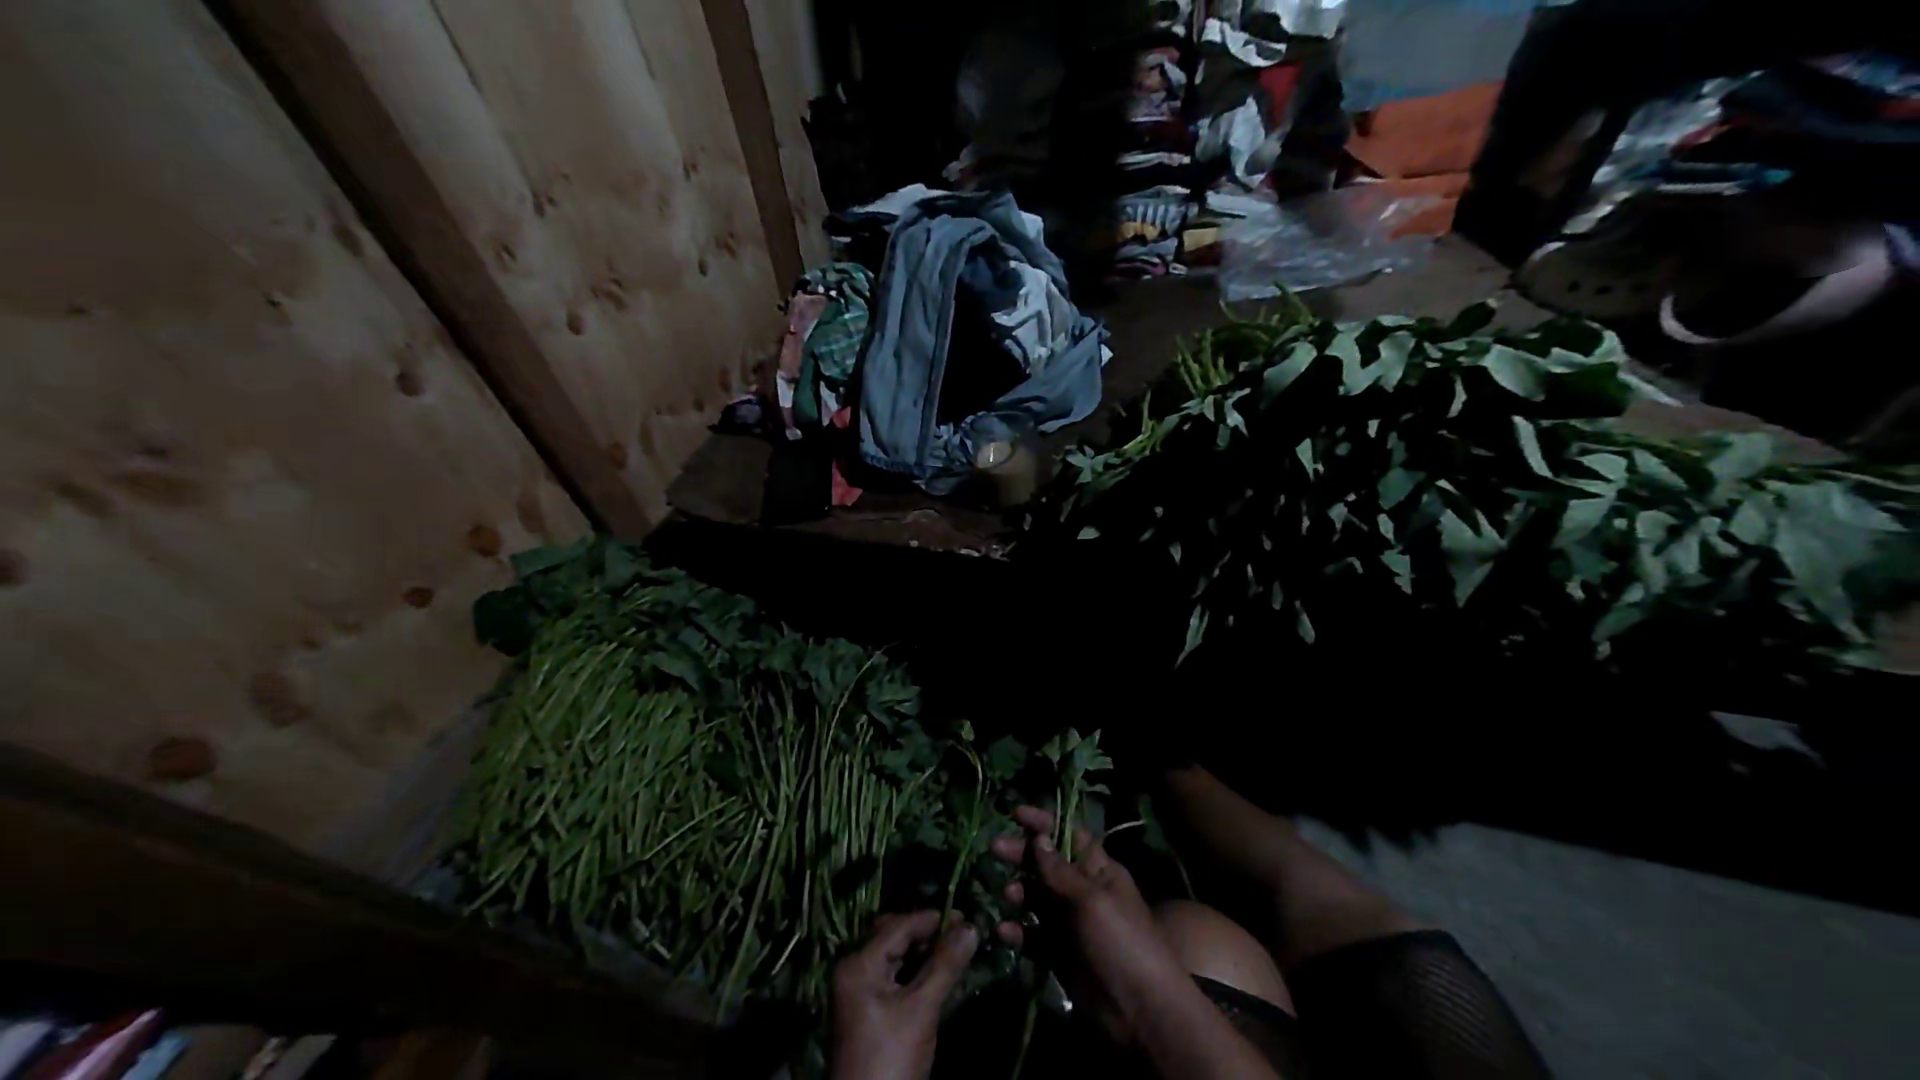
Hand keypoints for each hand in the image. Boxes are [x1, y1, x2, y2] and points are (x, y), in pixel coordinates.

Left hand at [830, 911, 978, 1079]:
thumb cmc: (892, 1059)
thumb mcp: (921, 1010)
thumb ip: (945, 965)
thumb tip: (972, 927)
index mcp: (859, 963)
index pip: (899, 925)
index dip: (933, 919)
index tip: (966, 917)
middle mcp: (853, 969)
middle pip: (893, 936)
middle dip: (926, 932)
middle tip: (960, 933)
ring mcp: (858, 991)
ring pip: (894, 956)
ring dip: (922, 951)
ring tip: (954, 949)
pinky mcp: (867, 1010)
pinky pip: (892, 976)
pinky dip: (914, 971)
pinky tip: (937, 972)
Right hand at [989, 806, 1191, 1043]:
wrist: (1141, 1011)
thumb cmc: (1121, 942)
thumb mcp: (1092, 900)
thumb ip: (1060, 871)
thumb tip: (1038, 837)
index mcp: (1099, 870)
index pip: (1068, 835)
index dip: (1043, 822)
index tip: (1014, 814)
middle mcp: (1083, 891)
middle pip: (1047, 864)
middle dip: (1022, 855)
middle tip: (995, 850)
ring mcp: (1070, 923)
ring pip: (1036, 899)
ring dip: (1019, 894)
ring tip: (1007, 898)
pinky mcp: (1059, 954)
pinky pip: (1032, 935)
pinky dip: (1017, 932)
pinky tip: (1005, 933)